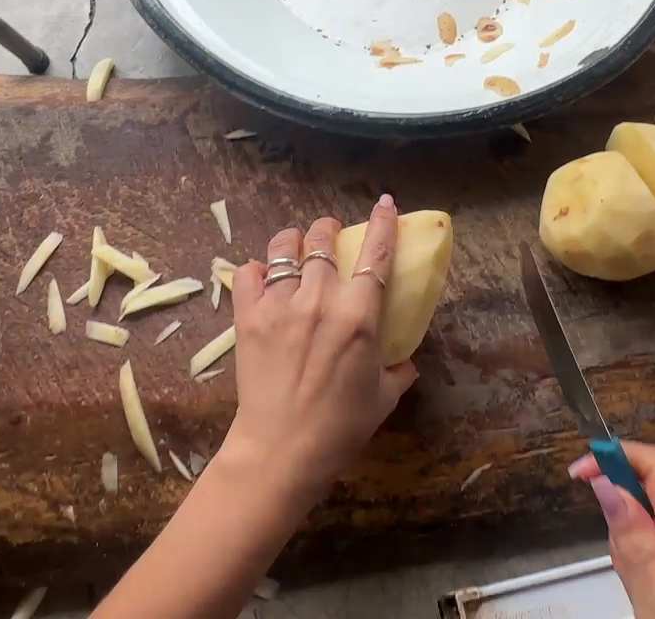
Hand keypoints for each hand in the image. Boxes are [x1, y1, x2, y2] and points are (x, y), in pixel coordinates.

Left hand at [220, 194, 419, 505]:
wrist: (281, 451)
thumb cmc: (340, 427)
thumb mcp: (384, 397)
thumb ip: (399, 369)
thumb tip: (407, 358)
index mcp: (358, 315)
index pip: (375, 254)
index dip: (382, 224)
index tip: (384, 203)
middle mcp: (319, 299)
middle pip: (323, 240)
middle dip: (329, 229)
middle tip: (330, 235)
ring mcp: (279, 304)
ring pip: (284, 248)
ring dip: (293, 241)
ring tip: (295, 246)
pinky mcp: (247, 316)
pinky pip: (247, 273)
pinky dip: (256, 269)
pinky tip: (261, 276)